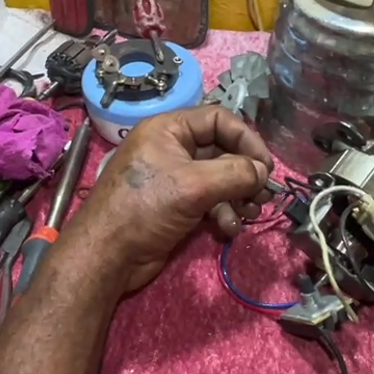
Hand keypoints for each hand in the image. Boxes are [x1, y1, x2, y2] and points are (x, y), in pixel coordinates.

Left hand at [58, 106, 273, 293]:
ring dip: (238, 195)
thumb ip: (234, 173)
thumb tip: (263, 172)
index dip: (246, 139)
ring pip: (218, 177)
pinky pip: (209, 199)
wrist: (107, 255)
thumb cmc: (145, 208)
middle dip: (244, 172)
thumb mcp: (193, 186)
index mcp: (168, 129)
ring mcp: (173, 177)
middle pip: (221, 149)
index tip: (266, 166)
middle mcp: (171, 147)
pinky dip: (223, 212)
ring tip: (250, 213)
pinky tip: (229, 229)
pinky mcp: (175, 204)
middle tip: (263, 195)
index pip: (218, 119)